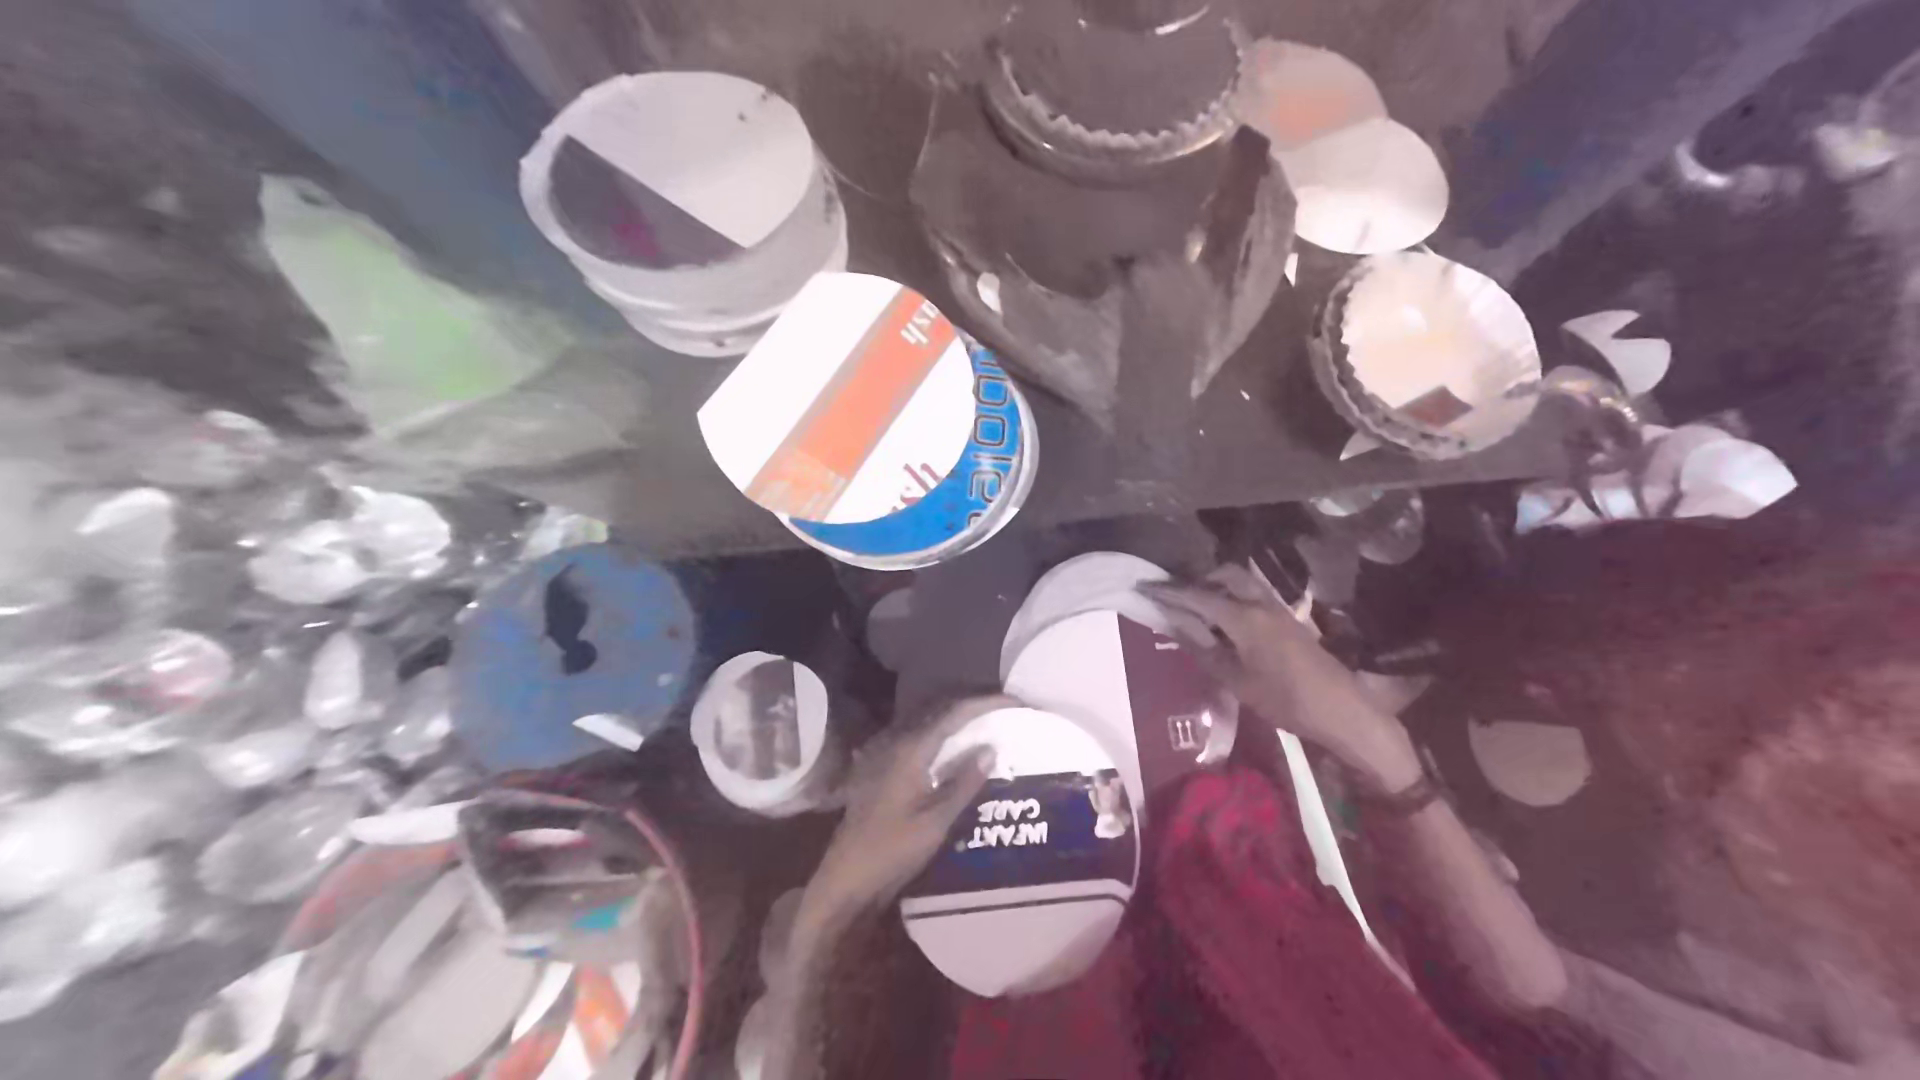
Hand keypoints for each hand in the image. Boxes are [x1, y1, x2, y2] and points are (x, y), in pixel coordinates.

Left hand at [809, 695, 1006, 911]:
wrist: (847, 876)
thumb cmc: (893, 849)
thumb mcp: (937, 820)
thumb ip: (964, 782)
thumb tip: (991, 747)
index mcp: (910, 748)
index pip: (954, 713)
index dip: (985, 703)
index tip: (1013, 701)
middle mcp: (895, 740)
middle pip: (939, 710)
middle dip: (972, 706)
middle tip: (1004, 709)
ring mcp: (883, 751)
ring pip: (926, 722)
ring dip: (956, 718)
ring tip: (985, 723)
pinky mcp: (880, 765)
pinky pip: (916, 737)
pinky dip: (940, 735)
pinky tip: (952, 747)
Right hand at [1141, 566, 1421, 792]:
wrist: (1342, 710)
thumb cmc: (1284, 700)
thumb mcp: (1235, 680)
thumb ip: (1202, 648)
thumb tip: (1174, 624)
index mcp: (1243, 617)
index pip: (1197, 596)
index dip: (1168, 592)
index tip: (1144, 588)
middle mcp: (1260, 603)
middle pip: (1224, 574)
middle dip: (1197, 580)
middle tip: (1176, 598)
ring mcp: (1278, 608)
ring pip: (1242, 581)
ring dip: (1218, 585)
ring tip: (1199, 608)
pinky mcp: (1288, 618)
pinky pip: (1254, 593)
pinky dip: (1234, 596)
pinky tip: (1226, 620)